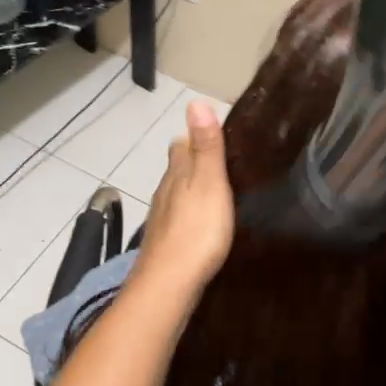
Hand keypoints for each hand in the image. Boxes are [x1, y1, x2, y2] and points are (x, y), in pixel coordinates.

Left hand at [131, 102, 234, 292]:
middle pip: (177, 169)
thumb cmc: (196, 230)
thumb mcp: (210, 182)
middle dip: (194, 163)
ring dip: (192, 190)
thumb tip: (195, 101)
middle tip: (224, 165)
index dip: (196, 137)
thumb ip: (207, 146)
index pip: (181, 144)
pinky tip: (202, 224)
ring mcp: (162, 219)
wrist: (169, 283)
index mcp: (177, 173)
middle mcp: (164, 191)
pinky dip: (190, 215)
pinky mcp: (165, 243)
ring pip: (176, 194)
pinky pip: (178, 218)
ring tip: (217, 193)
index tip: (218, 137)